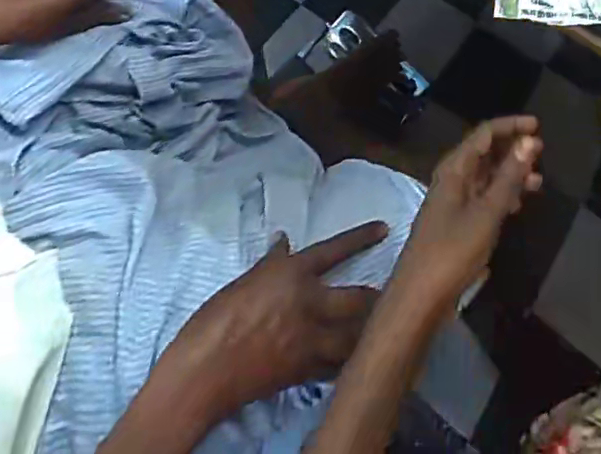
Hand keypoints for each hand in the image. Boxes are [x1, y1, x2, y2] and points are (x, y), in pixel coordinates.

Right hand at [156, 223, 388, 418]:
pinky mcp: (306, 371)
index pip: (335, 249)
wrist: (205, 370)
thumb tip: (284, 241)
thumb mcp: (245, 280)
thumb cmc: (218, 318)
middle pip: (357, 297)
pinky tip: (359, 359)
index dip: (362, 237)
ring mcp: (311, 338)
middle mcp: (309, 302)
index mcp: (293, 273)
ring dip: (371, 330)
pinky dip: (350, 361)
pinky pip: (338, 366)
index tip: (385, 229)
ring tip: (386, 326)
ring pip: (355, 335)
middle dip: (377, 296)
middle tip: (395, 292)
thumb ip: (272, 263)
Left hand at [392, 117, 542, 305]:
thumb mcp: (487, 212)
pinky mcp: (455, 220)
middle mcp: (451, 177)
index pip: (484, 133)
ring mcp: (452, 199)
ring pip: (485, 175)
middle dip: (512, 148)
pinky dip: (501, 194)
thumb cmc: (453, 251)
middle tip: (541, 152)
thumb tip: (530, 141)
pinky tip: (518, 204)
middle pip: (484, 151)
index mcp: (454, 168)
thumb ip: (509, 176)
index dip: (511, 126)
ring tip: (538, 181)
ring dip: (509, 173)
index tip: (538, 126)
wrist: (420, 296)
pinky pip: (482, 195)